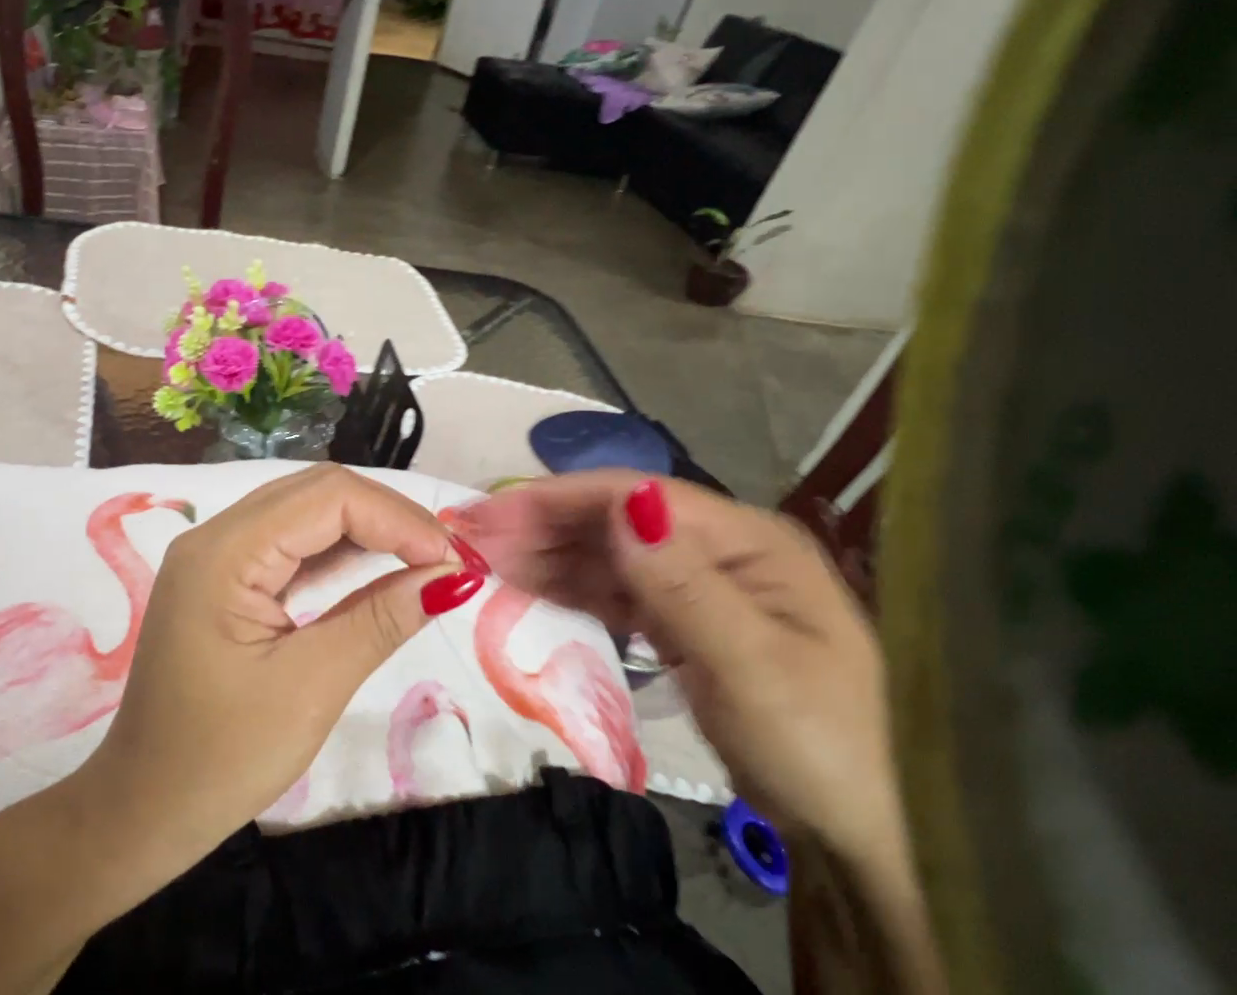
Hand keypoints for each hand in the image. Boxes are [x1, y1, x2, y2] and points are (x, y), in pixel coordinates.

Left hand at [76, 464, 479, 858]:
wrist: (146, 807)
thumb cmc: (222, 757)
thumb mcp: (312, 686)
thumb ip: (380, 620)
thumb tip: (452, 577)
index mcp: (222, 554)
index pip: (327, 497)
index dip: (398, 518)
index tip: (454, 562)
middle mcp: (214, 539)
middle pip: (314, 494)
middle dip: (388, 518)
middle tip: (448, 563)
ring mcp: (215, 560)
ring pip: (304, 517)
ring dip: (368, 534)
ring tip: (428, 566)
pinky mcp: (223, 586)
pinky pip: (289, 551)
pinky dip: (339, 557)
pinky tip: (381, 575)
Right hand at [460, 472, 900, 859]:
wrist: (858, 829)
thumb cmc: (814, 743)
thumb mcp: (748, 665)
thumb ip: (682, 584)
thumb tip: (625, 503)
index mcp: (749, 544)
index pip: (637, 497)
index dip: (558, 499)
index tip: (489, 511)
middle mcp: (724, 553)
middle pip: (617, 521)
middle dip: (541, 523)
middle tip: (467, 535)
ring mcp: (704, 590)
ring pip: (611, 557)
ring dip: (547, 554)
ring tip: (481, 557)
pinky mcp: (688, 628)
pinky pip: (619, 596)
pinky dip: (572, 590)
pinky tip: (529, 587)